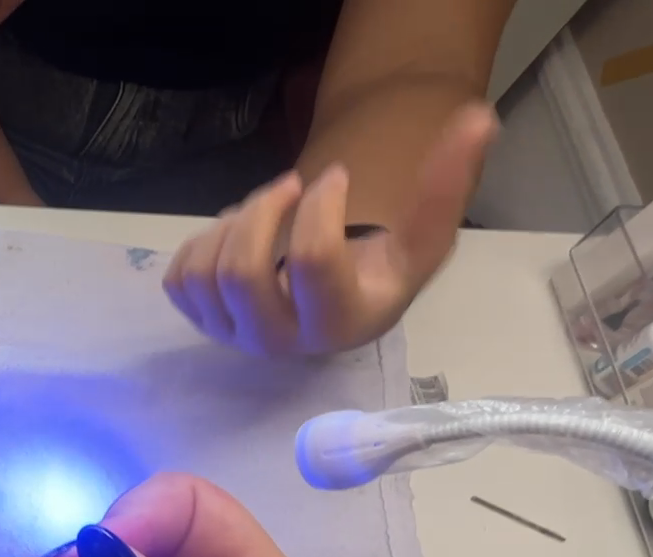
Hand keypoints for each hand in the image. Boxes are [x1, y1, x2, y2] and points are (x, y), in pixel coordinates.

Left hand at [163, 104, 497, 356]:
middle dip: (261, 212)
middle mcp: (276, 340)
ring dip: (230, 224)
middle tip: (289, 184)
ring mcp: (231, 335)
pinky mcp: (201, 323)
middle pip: (239, 272)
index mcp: (338, 322)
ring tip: (262, 207)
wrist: (333, 313)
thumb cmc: (377, 276)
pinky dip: (199, 243)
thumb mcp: (420, 242)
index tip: (333, 176)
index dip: (319, 205)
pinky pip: (178, 281)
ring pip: (204, 274)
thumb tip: (474, 120)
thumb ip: (446, 189)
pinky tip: (232, 230)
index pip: (310, 260)